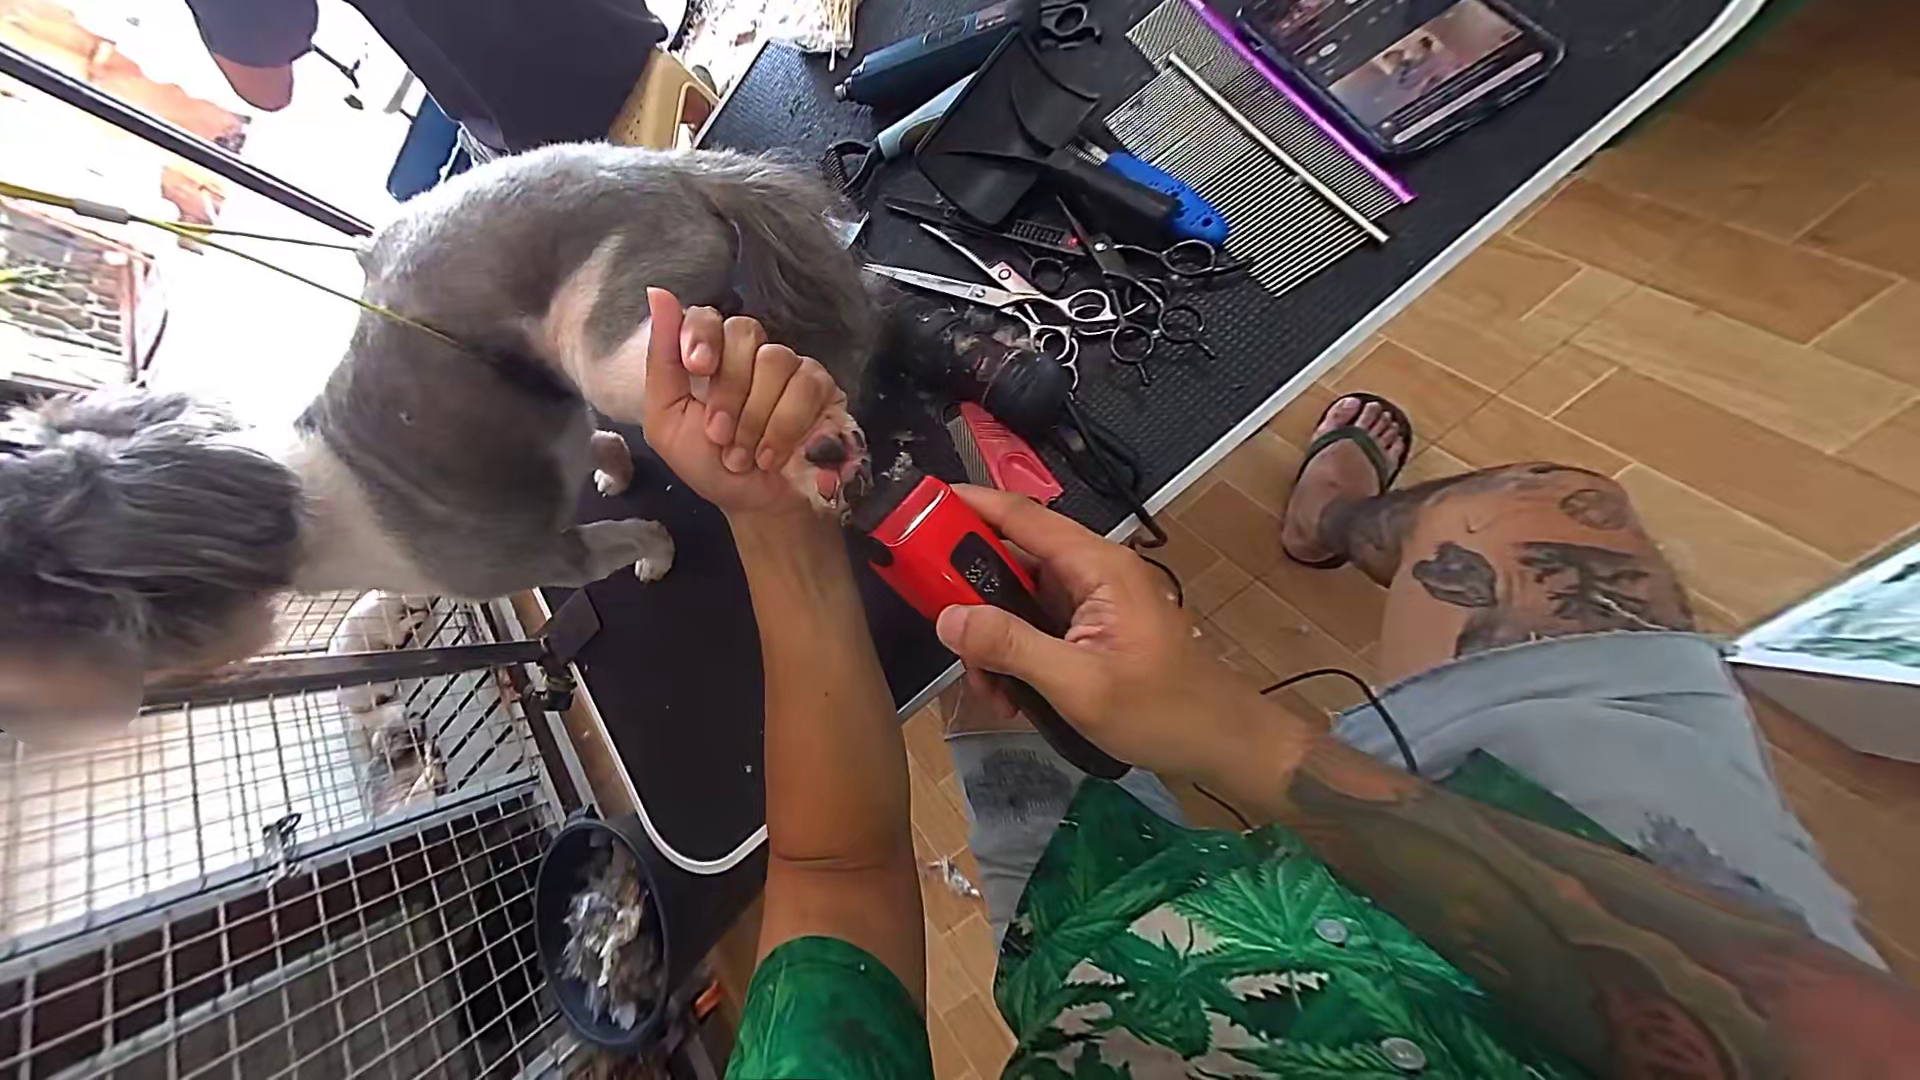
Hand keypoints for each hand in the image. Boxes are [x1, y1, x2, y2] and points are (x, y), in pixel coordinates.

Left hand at [641, 289, 844, 519]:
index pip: (710, 317)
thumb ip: (662, 363)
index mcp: (713, 358)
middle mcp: (753, 357)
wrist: (756, 505)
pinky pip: (809, 385)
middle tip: (720, 436)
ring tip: (747, 455)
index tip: (698, 368)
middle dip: (730, 391)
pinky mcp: (824, 390)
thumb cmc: (711, 468)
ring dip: (757, 416)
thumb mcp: (668, 423)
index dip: (703, 335)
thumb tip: (659, 294)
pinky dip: (787, 424)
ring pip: (777, 361)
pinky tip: (774, 453)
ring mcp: (791, 370)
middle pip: (746, 333)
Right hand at [933, 485, 1303, 781]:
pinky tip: (1009, 694)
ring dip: (991, 636)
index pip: (1024, 516)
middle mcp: (1090, 571)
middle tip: (943, 627)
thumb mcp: (1080, 684)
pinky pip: (1034, 626)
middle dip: (973, 594)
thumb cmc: (1162, 711)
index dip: (972, 505)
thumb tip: (948, 618)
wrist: (1221, 743)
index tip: (922, 507)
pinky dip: (1013, 653)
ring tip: (986, 684)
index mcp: (1096, 566)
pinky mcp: (1087, 626)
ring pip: (1017, 598)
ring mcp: (1088, 600)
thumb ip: (1012, 646)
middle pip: (1012, 559)